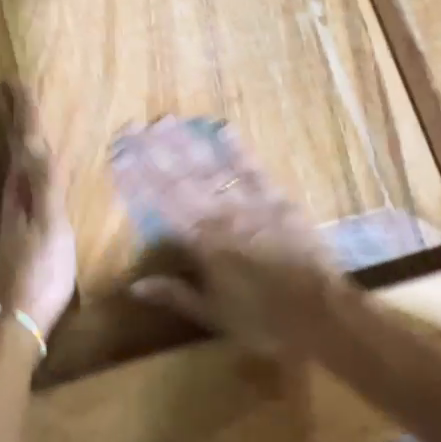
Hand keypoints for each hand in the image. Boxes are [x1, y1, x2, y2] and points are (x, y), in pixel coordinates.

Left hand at [0, 94, 76, 335]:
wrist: (18, 320)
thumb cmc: (40, 273)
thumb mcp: (50, 227)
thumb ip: (46, 186)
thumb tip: (39, 142)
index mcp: (22, 194)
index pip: (24, 145)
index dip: (23, 116)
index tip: (17, 83)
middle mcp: (15, 202)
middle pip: (17, 155)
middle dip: (19, 125)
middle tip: (16, 96)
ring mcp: (17, 221)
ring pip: (19, 174)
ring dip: (23, 148)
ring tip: (28, 130)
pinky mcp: (24, 238)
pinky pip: (27, 193)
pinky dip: (32, 175)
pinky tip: (37, 184)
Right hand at [116, 119, 350, 354]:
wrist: (323, 313)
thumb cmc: (264, 320)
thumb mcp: (214, 314)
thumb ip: (175, 294)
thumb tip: (135, 285)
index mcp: (202, 242)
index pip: (161, 203)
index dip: (138, 179)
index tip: (117, 156)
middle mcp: (222, 214)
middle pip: (181, 178)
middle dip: (153, 151)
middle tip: (131, 126)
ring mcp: (251, 203)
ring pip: (212, 167)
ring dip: (187, 143)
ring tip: (165, 120)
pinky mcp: (279, 200)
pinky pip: (254, 170)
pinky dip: (238, 149)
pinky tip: (221, 128)